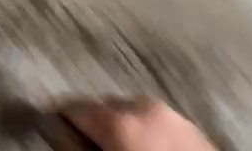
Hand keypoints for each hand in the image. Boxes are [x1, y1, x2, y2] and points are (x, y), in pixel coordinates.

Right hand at [58, 98, 216, 150]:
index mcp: (118, 118)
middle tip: (94, 144)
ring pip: (134, 114)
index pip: (72, 106)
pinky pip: (160, 125)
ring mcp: (173, 115)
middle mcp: (142, 105)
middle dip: (97, 125)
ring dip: (125, 129)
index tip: (55, 127)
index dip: (61, 118)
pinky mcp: (196, 130)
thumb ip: (76, 147)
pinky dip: (150, 135)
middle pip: (104, 107)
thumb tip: (56, 132)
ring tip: (124, 149)